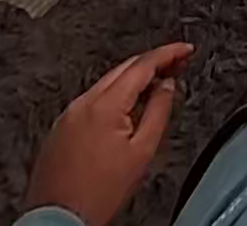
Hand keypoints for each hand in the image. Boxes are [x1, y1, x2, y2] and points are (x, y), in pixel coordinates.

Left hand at [26, 42, 194, 224]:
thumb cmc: (97, 196)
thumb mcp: (142, 151)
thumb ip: (159, 110)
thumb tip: (167, 86)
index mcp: (105, 105)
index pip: (144, 64)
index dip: (170, 53)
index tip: (186, 50)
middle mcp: (83, 104)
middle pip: (126, 67)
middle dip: (154, 61)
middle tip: (177, 64)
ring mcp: (68, 116)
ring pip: (109, 81)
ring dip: (135, 78)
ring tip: (156, 85)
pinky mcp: (60, 129)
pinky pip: (93, 99)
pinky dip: (115, 94)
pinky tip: (127, 106)